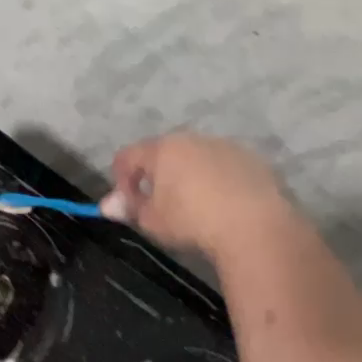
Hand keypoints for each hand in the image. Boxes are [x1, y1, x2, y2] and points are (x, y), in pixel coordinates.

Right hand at [99, 133, 299, 257]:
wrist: (252, 223)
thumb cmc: (190, 220)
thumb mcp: (150, 220)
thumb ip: (129, 208)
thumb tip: (108, 204)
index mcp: (163, 150)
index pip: (127, 156)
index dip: (119, 180)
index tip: (126, 205)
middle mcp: (193, 139)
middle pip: (162, 153)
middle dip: (154, 177)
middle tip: (155, 207)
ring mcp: (225, 146)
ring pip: (193, 158)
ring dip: (184, 178)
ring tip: (189, 209)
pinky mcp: (250, 159)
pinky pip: (220, 167)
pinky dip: (211, 182)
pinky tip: (216, 207)